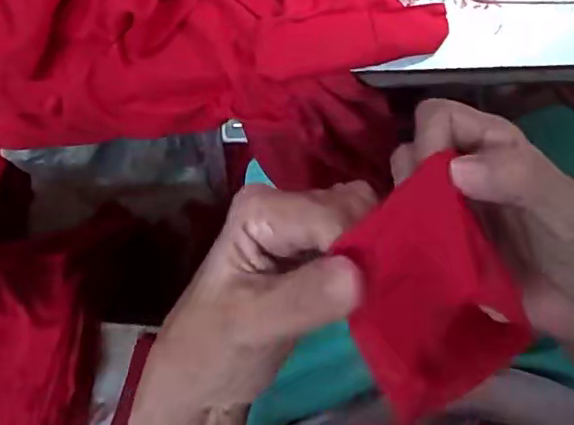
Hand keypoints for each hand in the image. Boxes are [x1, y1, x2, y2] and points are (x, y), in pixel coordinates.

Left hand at [130, 181, 375, 424]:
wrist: (200, 374)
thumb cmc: (212, 347)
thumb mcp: (250, 327)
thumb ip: (302, 299)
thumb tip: (358, 274)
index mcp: (260, 206)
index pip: (328, 214)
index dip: (353, 247)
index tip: (364, 291)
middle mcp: (284, 198)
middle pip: (350, 204)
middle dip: (367, 243)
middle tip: (372, 290)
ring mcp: (301, 216)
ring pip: (361, 212)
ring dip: (374, 248)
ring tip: (371, 289)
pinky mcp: (317, 238)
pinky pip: (360, 230)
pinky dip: (371, 254)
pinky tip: (368, 283)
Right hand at [391, 99, 573, 345]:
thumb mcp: (563, 203)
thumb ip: (518, 176)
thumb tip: (453, 169)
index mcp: (491, 142)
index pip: (438, 116)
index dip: (428, 139)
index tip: (434, 180)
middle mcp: (464, 166)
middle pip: (411, 150)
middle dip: (410, 179)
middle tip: (429, 219)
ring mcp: (451, 209)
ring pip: (403, 191)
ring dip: (404, 213)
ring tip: (424, 243)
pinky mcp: (443, 248)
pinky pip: (407, 233)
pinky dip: (402, 242)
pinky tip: (413, 260)